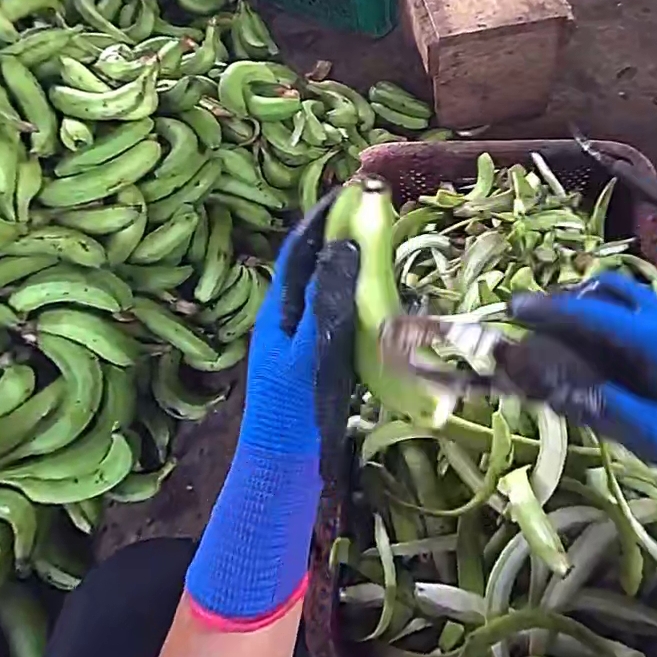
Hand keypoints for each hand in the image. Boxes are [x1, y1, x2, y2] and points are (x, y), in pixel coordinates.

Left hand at [183, 194, 358, 628]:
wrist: (285, 464)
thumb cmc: (294, 409)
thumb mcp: (310, 351)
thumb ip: (325, 301)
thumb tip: (344, 246)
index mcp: (278, 310)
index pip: (298, 251)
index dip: (319, 219)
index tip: (346, 193)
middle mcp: (288, 316)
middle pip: (311, 264)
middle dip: (335, 234)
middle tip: (369, 211)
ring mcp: (303, 336)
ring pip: (325, 287)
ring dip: (346, 261)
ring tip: (377, 240)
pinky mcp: (319, 354)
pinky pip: (338, 311)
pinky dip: (356, 293)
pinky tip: (377, 293)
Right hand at [509, 275, 656, 563]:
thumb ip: (610, 407)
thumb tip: (560, 387)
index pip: (596, 315)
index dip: (551, 310)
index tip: (516, 307)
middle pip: (613, 288)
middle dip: (572, 295)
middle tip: (541, 317)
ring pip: (632, 293)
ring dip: (596, 301)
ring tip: (567, 327)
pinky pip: (649, 306)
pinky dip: (619, 311)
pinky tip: (608, 341)